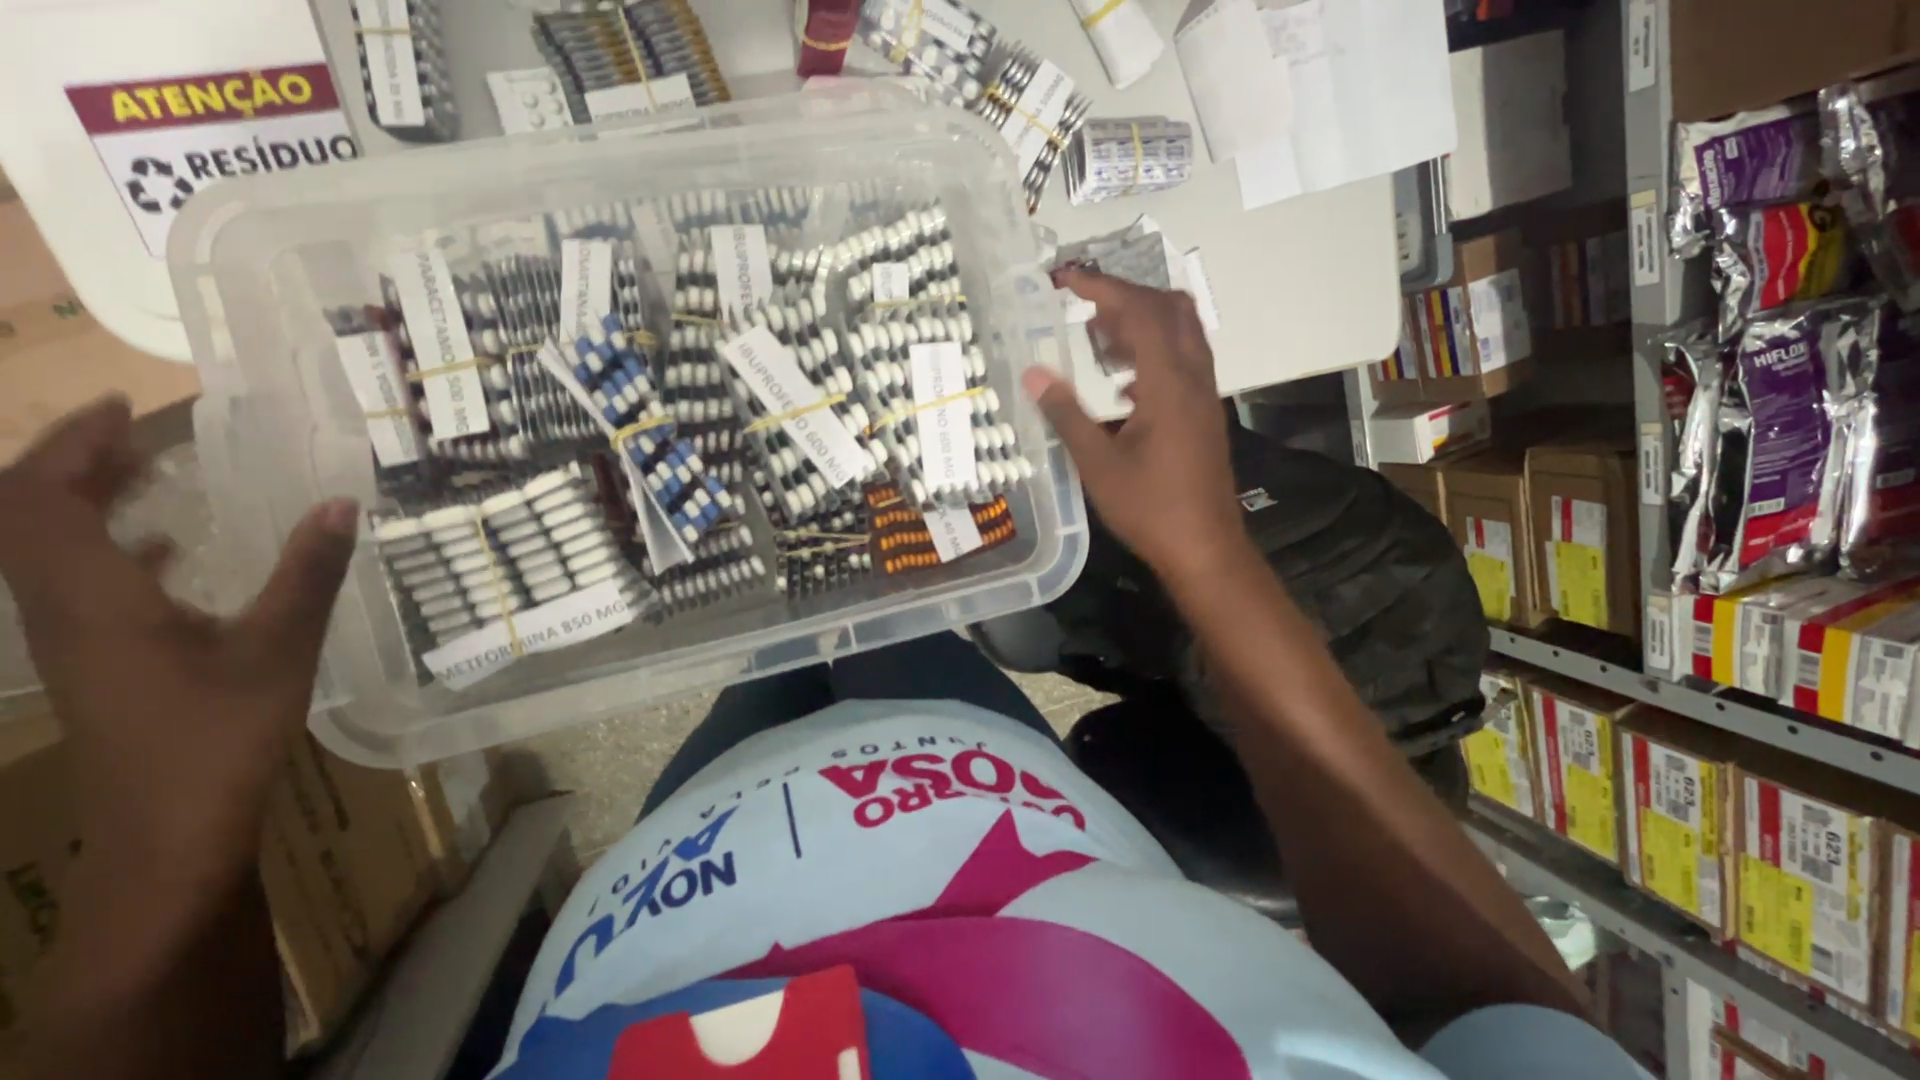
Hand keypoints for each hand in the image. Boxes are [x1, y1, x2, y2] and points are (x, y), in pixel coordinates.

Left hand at [0, 398, 357, 879]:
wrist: (168, 830)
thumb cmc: (220, 734)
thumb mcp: (279, 647)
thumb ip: (308, 571)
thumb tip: (341, 503)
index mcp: (92, 595)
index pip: (40, 497)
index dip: (71, 444)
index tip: (127, 408)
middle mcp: (59, 609)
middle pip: (24, 517)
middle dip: (70, 463)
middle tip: (137, 432)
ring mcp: (67, 639)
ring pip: (42, 549)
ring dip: (80, 502)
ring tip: (146, 475)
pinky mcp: (88, 662)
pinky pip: (70, 582)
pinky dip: (104, 547)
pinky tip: (165, 552)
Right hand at [1023, 270, 1251, 583]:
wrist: (1205, 548)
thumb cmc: (1150, 510)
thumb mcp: (1098, 465)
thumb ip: (1066, 414)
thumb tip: (1033, 373)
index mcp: (1169, 385)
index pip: (1140, 313)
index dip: (1102, 288)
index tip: (1064, 280)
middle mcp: (1194, 379)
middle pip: (1170, 310)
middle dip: (1124, 297)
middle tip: (1081, 308)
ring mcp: (1204, 396)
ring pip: (1181, 334)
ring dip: (1141, 324)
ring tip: (1094, 340)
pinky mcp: (1204, 414)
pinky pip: (1183, 362)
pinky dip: (1152, 353)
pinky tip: (1120, 384)